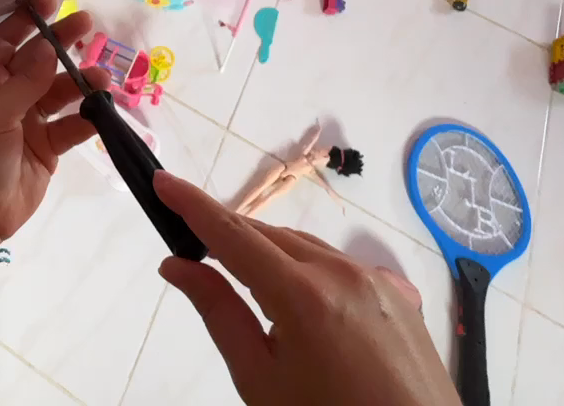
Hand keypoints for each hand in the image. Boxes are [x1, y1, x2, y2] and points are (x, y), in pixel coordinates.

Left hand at [0, 0, 109, 245]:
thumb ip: (25, 80)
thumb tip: (48, 47)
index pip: (6, 39)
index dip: (27, 19)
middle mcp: (6, 94)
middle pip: (38, 60)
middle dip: (61, 43)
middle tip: (88, 24)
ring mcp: (28, 121)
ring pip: (58, 92)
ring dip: (79, 83)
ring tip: (102, 78)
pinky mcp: (47, 147)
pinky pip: (70, 126)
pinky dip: (86, 118)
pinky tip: (101, 112)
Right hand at [153, 172, 459, 405]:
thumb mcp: (261, 382)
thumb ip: (218, 313)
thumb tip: (175, 264)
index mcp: (303, 295)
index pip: (231, 233)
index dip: (192, 204)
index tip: (161, 181)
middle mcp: (342, 272)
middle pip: (266, 235)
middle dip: (228, 237)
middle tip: (196, 251)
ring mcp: (378, 280)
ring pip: (302, 246)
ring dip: (268, 253)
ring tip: (250, 289)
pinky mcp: (401, 295)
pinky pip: (339, 265)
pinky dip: (309, 270)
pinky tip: (305, 305)